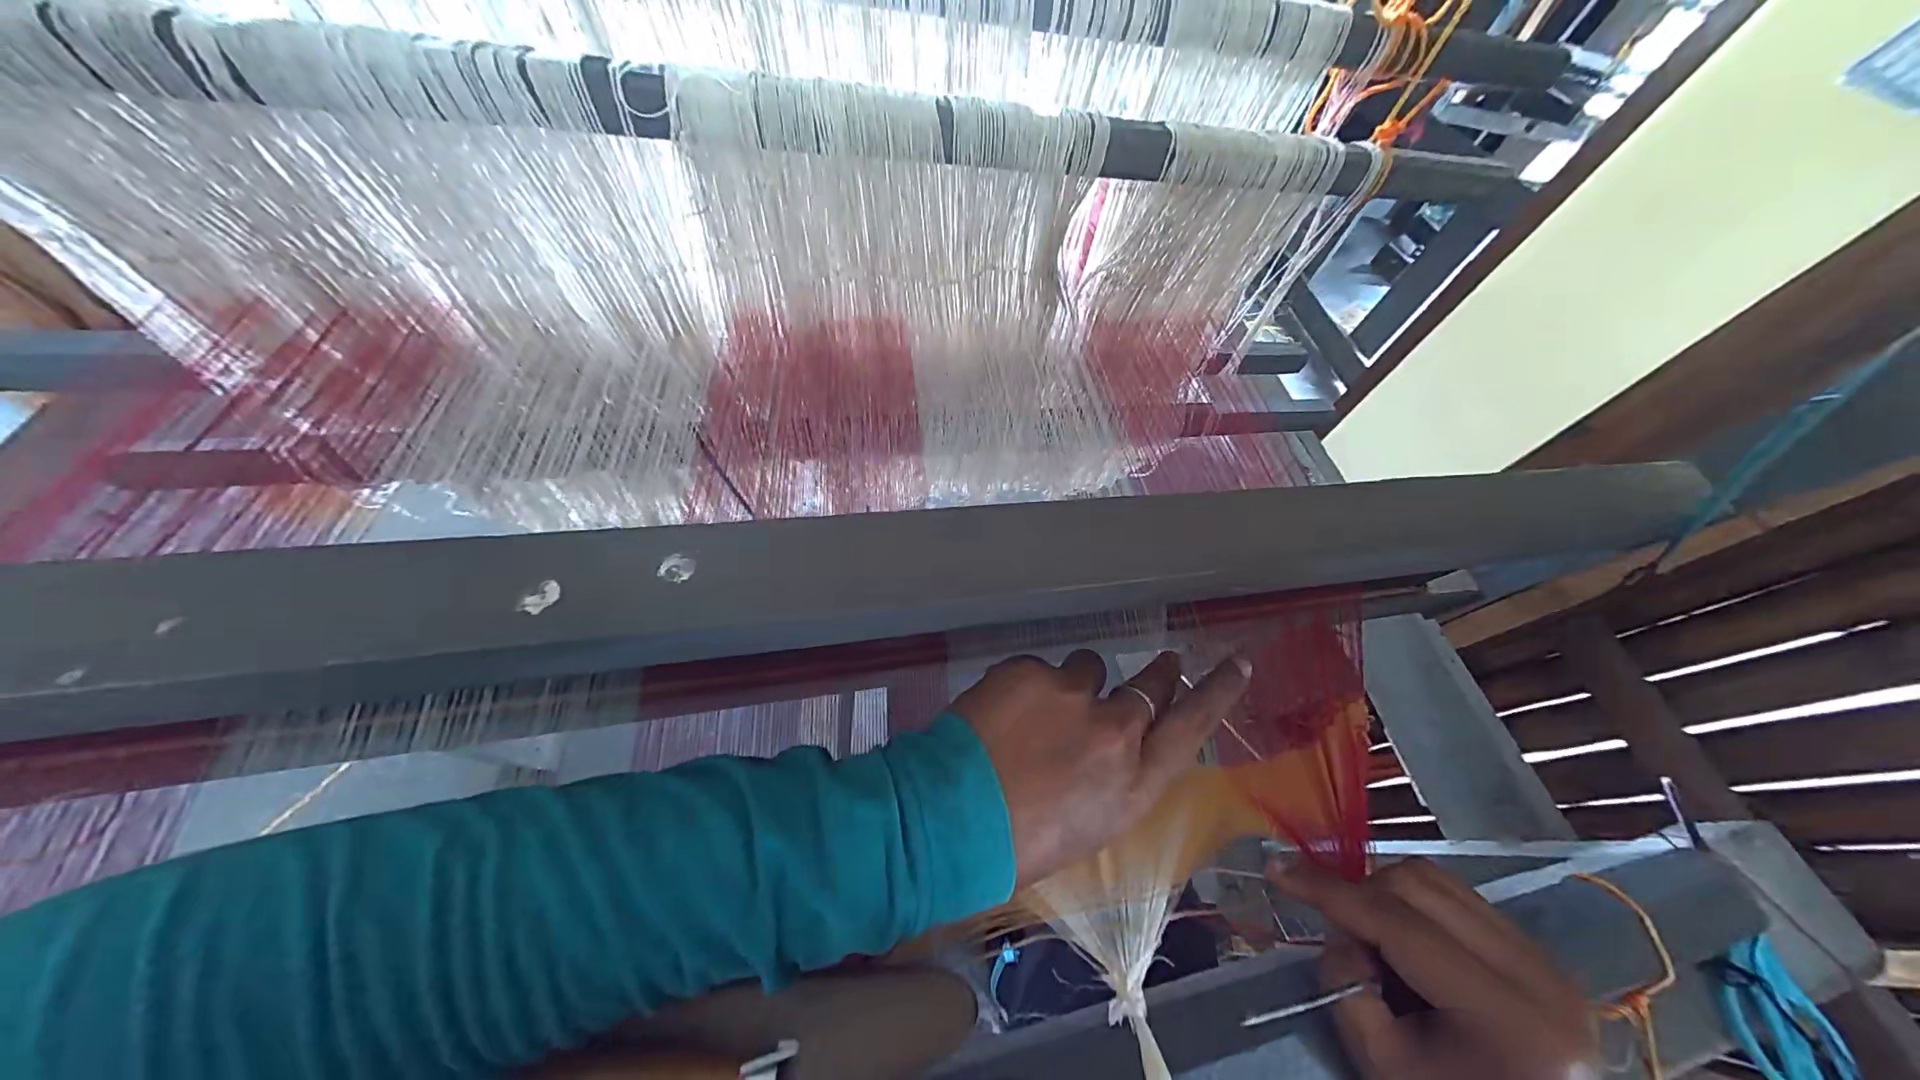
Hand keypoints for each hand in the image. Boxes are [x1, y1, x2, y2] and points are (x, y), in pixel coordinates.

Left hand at [951, 650, 1249, 887]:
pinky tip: (999, 713)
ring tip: (1036, 711)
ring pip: (1086, 669)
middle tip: (1162, 664)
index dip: (1217, 692)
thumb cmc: (1018, 847)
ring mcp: (1072, 695)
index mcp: (1133, 784)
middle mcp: (1115, 732)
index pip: (1192, 727)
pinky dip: (1025, 685)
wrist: (947, 821)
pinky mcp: (1028, 671)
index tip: (1237, 663)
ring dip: (1072, 683)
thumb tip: (1105, 748)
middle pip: (1149, 687)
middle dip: (1157, 675)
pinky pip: (1037, 668)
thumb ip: (1109, 778)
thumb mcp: (1086, 825)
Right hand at [1268, 857, 1597, 1079]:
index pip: (1398, 924)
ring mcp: (1545, 960)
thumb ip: (1345, 981)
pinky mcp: (1538, 954)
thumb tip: (1340, 927)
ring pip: (1436, 880)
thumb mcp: (1379, 1060)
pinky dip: (1414, 904)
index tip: (1276, 869)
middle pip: (1417, 885)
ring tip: (1374, 940)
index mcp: (1506, 1015)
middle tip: (1337, 931)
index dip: (1330, 891)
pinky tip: (1406, 943)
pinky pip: (1457, 897)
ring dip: (1385, 894)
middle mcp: (1537, 975)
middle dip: (1359, 894)